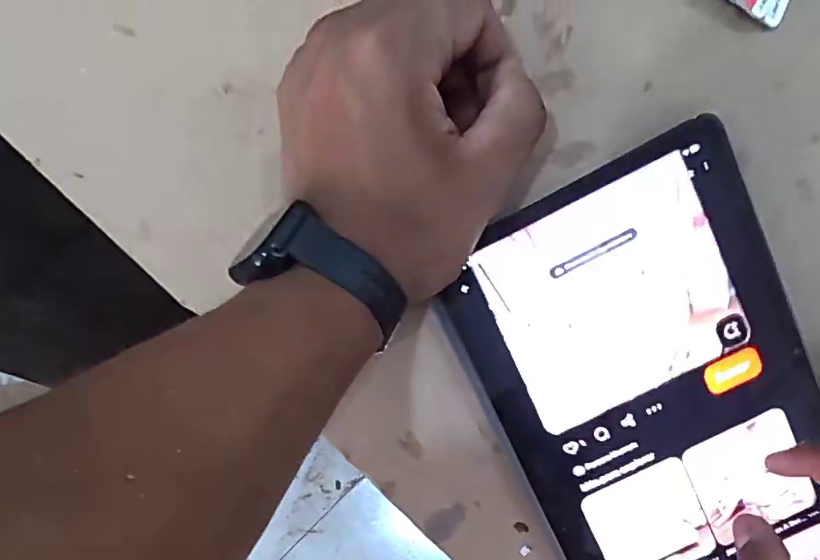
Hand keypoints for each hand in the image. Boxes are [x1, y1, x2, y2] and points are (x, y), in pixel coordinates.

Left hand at [278, 0, 545, 299]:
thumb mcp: (489, 176)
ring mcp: (312, 58)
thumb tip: (509, 79)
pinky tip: (396, 147)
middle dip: (459, 72)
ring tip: (431, 148)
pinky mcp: (300, 88)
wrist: (342, 273)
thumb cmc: (416, 228)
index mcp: (388, 45)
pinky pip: (361, 64)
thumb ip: (519, 108)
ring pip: (394, 39)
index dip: (496, 61)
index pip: (467, 7)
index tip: (490, 120)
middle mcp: (340, 32)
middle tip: (463, 140)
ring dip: (427, 83)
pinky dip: (390, 93)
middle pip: (428, 17)